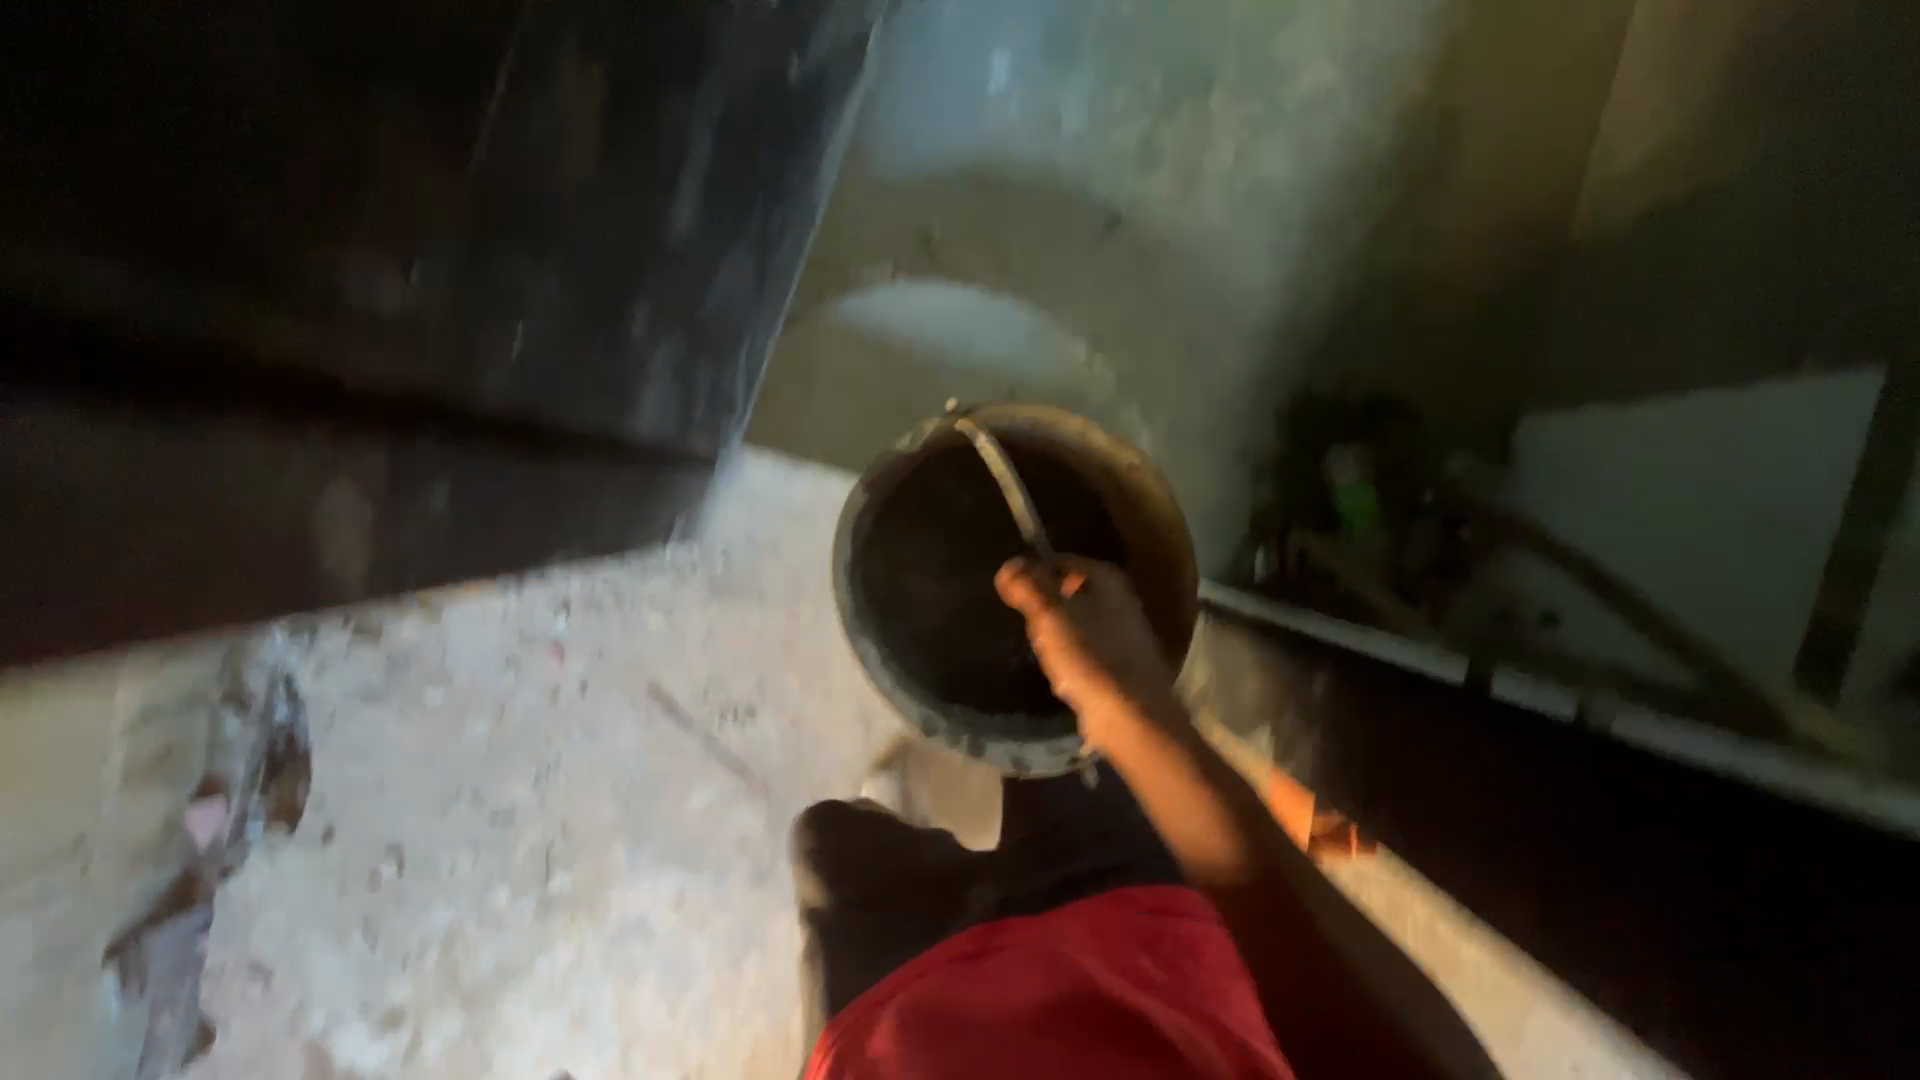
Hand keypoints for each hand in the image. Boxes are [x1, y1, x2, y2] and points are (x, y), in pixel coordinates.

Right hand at [994, 555, 1183, 747]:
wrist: (1132, 716)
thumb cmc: (1089, 657)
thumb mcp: (1050, 616)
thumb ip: (1029, 587)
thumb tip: (1008, 564)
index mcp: (1106, 579)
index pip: (1060, 560)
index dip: (1033, 571)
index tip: (1010, 591)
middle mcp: (1121, 599)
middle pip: (1071, 589)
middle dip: (1044, 601)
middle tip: (1021, 619)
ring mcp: (1125, 632)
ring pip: (1079, 619)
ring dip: (1057, 629)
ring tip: (1034, 645)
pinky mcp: (1123, 662)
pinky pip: (1088, 647)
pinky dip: (1071, 653)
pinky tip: (1059, 669)